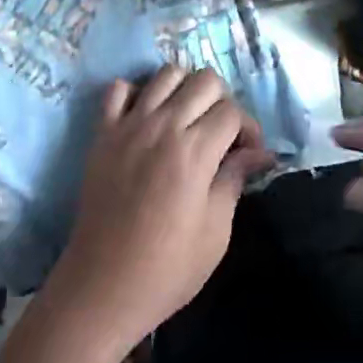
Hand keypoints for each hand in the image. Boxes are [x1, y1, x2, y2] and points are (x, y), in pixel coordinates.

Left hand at [47, 66, 274, 348]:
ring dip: (185, 90)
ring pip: (166, 74)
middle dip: (222, 102)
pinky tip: (147, 119)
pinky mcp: (102, 134)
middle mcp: (162, 127)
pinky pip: (118, 89)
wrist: (101, 288)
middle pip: (204, 80)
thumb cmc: (167, 269)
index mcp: (194, 152)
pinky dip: (137, 93)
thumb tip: (261, 154)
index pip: (233, 111)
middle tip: (221, 136)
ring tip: (188, 121)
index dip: (249, 130)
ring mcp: (128, 126)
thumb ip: (235, 180)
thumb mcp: (216, 231)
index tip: (250, 156)